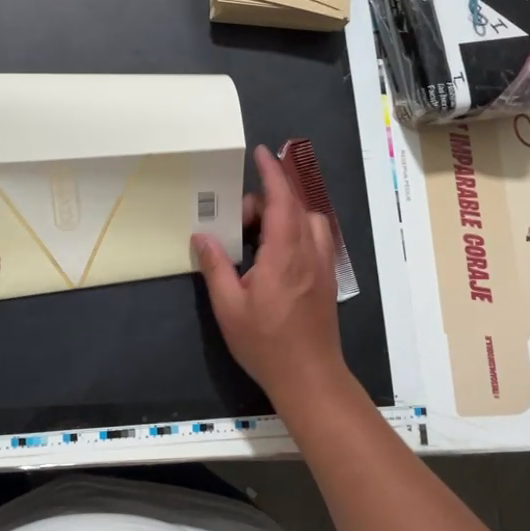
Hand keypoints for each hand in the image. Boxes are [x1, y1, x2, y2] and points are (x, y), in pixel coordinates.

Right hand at [194, 146, 347, 404]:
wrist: (310, 378)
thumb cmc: (266, 344)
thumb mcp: (228, 307)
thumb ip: (216, 266)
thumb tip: (202, 236)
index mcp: (283, 255)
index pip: (281, 201)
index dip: (272, 174)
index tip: (261, 153)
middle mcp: (308, 253)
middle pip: (295, 206)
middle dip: (269, 197)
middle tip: (239, 216)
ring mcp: (322, 266)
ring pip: (310, 221)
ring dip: (288, 212)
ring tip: (259, 230)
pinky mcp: (327, 280)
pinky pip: (316, 239)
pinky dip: (299, 228)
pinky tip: (279, 250)